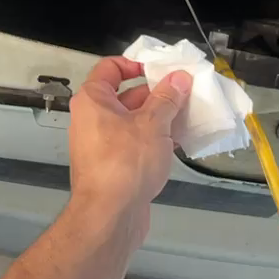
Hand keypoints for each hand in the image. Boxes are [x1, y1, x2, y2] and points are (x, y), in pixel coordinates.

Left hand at [66, 57, 191, 227]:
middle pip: (125, 95)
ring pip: (132, 121)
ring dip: (158, 118)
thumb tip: (178, 79)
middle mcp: (91, 118)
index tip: (161, 69)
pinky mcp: (112, 164)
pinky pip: (134, 143)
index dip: (135, 63)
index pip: (110, 68)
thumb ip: (167, 99)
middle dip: (155, 94)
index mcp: (92, 100)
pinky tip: (178, 143)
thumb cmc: (124, 163)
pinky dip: (153, 140)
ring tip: (188, 117)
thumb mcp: (152, 124)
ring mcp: (100, 143)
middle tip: (185, 94)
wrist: (110, 215)